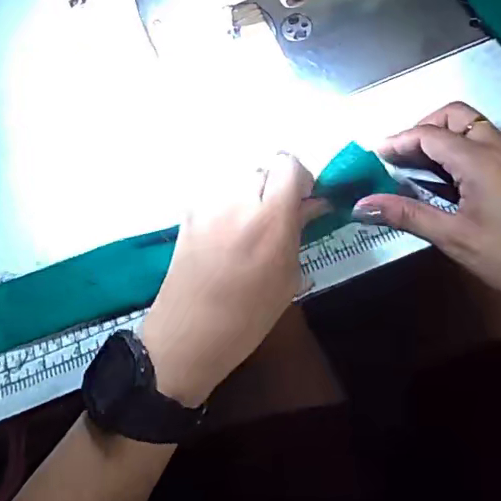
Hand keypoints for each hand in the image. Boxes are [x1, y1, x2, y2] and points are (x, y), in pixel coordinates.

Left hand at [141, 153, 325, 405]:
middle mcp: (238, 202)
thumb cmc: (248, 317)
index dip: (299, 177)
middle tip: (277, 213)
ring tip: (249, 222)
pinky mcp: (188, 213)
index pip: (288, 164)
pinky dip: (227, 203)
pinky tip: (226, 231)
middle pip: (263, 166)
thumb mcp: (287, 277)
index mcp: (270, 219)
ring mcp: (209, 205)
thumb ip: (299, 230)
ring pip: (238, 177)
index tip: (302, 199)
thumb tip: (312, 204)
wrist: (188, 337)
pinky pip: (216, 193)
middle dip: (274, 185)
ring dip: (249, 192)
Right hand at [353, 102, 500, 379]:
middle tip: (405, 160)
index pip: (427, 134)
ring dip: (452, 142)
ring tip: (435, 178)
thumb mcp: (458, 240)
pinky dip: (478, 154)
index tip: (376, 157)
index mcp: (479, 159)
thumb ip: (408, 215)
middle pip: (456, 116)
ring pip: (482, 131)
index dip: (397, 142)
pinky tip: (476, 190)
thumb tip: (363, 205)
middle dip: (426, 128)